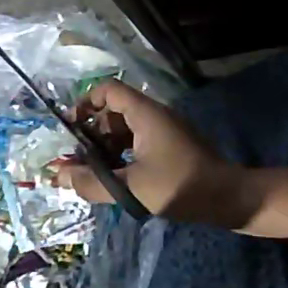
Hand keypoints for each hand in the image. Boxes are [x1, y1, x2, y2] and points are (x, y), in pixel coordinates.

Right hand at [55, 80, 245, 223]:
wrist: (227, 197)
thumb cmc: (179, 185)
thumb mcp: (131, 187)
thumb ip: (92, 182)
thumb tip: (60, 176)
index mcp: (146, 114)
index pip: (108, 90)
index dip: (85, 103)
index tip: (71, 130)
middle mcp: (154, 116)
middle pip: (114, 112)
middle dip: (92, 134)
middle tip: (77, 161)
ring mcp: (164, 131)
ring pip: (125, 130)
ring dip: (106, 148)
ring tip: (92, 175)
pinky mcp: (171, 147)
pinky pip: (138, 143)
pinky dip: (122, 155)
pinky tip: (116, 179)